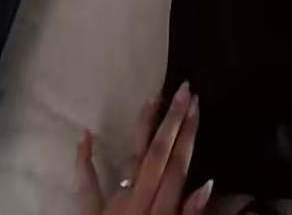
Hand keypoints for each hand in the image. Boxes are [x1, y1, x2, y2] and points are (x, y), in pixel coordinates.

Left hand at [77, 83, 213, 214]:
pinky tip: (85, 133)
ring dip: (142, 129)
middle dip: (173, 121)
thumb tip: (208, 183)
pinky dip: (84, 161)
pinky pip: (86, 186)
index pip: (178, 167)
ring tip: (152, 98)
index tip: (196, 104)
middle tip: (185, 88)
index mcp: (161, 214)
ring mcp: (112, 207)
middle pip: (158, 156)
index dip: (189, 134)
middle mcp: (138, 204)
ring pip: (130, 161)